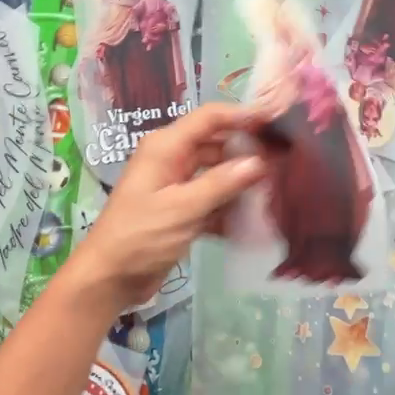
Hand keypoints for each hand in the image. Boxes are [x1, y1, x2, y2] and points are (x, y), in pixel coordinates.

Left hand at [64, 104, 264, 312]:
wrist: (109, 278)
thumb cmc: (141, 235)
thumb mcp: (182, 208)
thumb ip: (221, 184)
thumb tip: (259, 162)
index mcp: (166, 147)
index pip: (209, 118)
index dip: (242, 116)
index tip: (276, 123)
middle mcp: (171, 159)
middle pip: (216, 144)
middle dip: (247, 151)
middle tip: (285, 161)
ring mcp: (176, 185)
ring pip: (216, 173)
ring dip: (241, 182)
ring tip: (278, 188)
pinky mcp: (181, 211)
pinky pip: (212, 199)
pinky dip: (229, 207)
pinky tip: (256, 220)